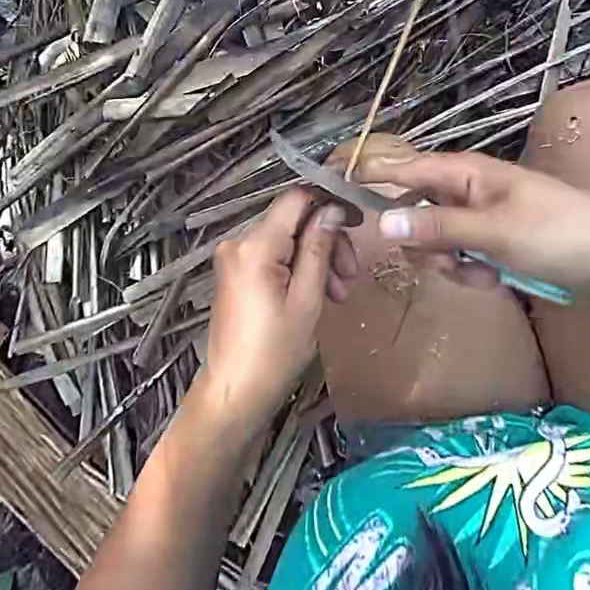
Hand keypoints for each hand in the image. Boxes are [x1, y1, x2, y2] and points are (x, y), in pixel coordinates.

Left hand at [196, 188, 354, 420]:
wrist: (235, 391)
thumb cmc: (273, 353)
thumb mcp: (307, 300)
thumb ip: (319, 249)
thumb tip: (333, 211)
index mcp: (255, 246)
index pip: (295, 199)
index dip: (329, 203)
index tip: (355, 222)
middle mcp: (239, 242)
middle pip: (292, 220)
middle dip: (326, 241)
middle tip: (350, 274)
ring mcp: (234, 257)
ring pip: (286, 238)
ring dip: (316, 258)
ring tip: (338, 292)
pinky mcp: (236, 272)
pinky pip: (273, 255)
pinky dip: (297, 268)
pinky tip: (318, 293)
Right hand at [353, 146, 589, 291]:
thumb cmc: (561, 234)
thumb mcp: (493, 233)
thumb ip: (434, 229)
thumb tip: (379, 223)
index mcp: (464, 172)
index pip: (401, 168)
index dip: (368, 177)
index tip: (334, 190)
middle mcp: (467, 191)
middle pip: (414, 212)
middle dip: (424, 242)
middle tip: (446, 259)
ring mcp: (482, 219)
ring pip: (437, 241)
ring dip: (451, 262)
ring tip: (484, 272)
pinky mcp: (497, 244)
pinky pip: (463, 258)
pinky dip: (474, 273)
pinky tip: (500, 280)